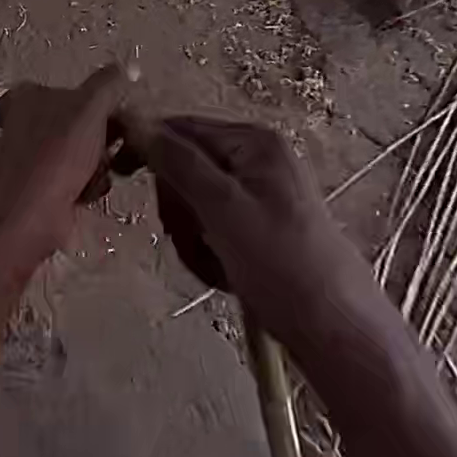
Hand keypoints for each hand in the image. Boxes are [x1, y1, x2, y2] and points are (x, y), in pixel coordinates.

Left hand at [0, 66, 136, 276]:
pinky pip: (79, 175)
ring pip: (86, 150)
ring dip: (100, 164)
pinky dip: (88, 183)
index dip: (101, 106)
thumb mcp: (88, 108)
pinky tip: (86, 190)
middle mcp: (27, 119)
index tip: (120, 119)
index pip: (75, 91)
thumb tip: (128, 66)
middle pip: (83, 122)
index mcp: (28, 94)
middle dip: (105, 138)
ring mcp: (35, 152)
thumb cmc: (57, 151)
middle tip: (116, 148)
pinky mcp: (44, 182)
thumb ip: (108, 85)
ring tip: (95, 173)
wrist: (31, 211)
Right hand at [141, 118, 376, 337]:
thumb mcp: (222, 207)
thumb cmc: (283, 265)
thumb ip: (176, 159)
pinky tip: (220, 272)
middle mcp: (254, 160)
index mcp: (253, 142)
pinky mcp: (255, 226)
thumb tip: (131, 116)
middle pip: (180, 166)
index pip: (177, 128)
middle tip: (184, 236)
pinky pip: (206, 225)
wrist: (341, 340)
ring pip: (188, 199)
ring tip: (207, 261)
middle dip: (175, 205)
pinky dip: (203, 249)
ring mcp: (256, 194)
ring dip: (187, 233)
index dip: (144, 148)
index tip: (115, 175)